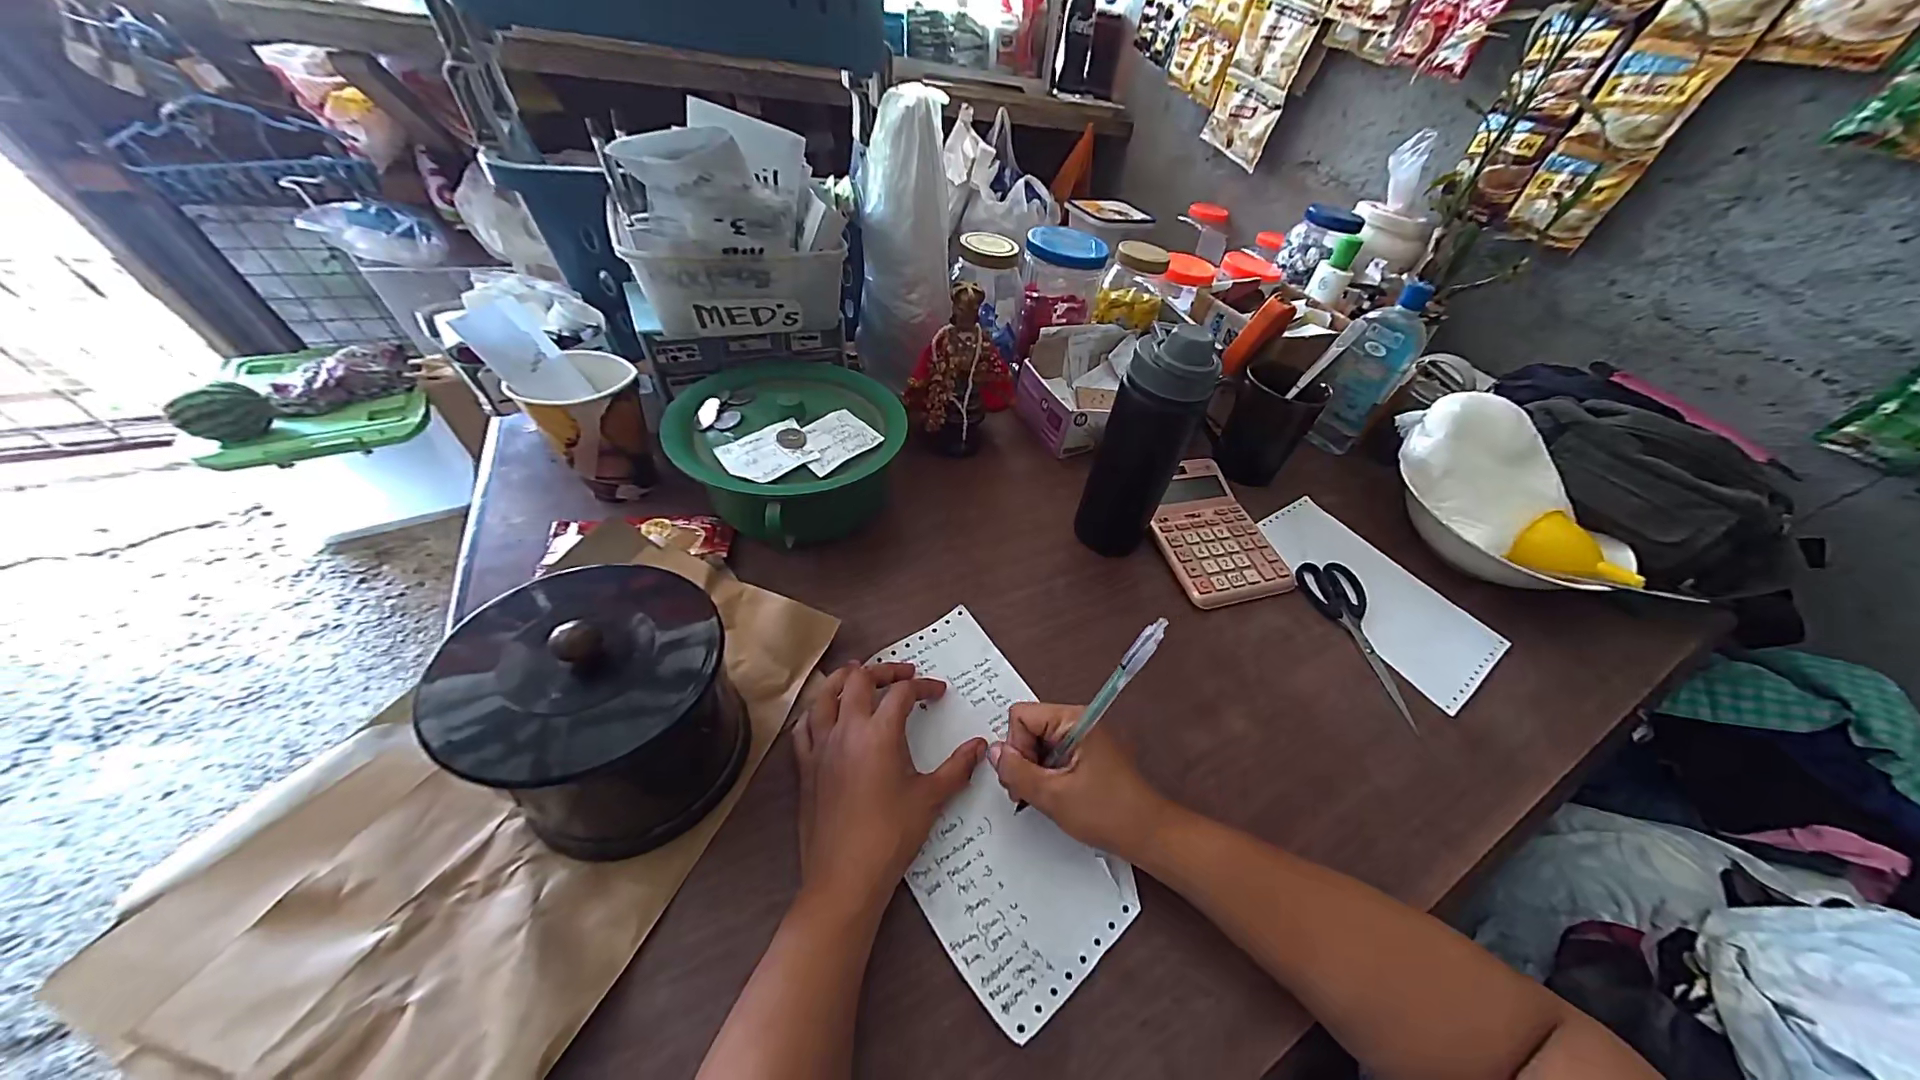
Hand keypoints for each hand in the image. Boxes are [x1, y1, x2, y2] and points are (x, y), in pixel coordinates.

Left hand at [792, 661, 986, 912]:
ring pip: (825, 695)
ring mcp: (821, 747)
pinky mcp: (806, 767)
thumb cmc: (889, 836)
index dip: (923, 686)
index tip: (937, 692)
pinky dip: (816, 711)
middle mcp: (846, 731)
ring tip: (858, 673)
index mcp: (879, 733)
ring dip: (844, 679)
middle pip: (860, 680)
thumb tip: (978, 747)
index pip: (902, 692)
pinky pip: (805, 726)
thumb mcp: (931, 798)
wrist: (845, 876)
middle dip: (884, 670)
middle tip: (902, 673)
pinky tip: (824, 715)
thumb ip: (957, 767)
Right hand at [987, 702, 1173, 858]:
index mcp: (1075, 719)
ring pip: (1039, 743)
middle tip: (1031, 791)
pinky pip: (1053, 755)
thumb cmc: (1109, 813)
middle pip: (1029, 728)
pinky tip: (1055, 796)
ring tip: (1046, 797)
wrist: (1149, 835)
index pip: (1022, 715)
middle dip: (1023, 760)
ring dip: (1034, 770)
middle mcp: (1080, 721)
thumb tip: (994, 752)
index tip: (1026, 776)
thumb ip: (1016, 770)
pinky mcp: (1088, 753)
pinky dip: (1047, 775)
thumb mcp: (1052, 795)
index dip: (1015, 746)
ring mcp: (1085, 737)